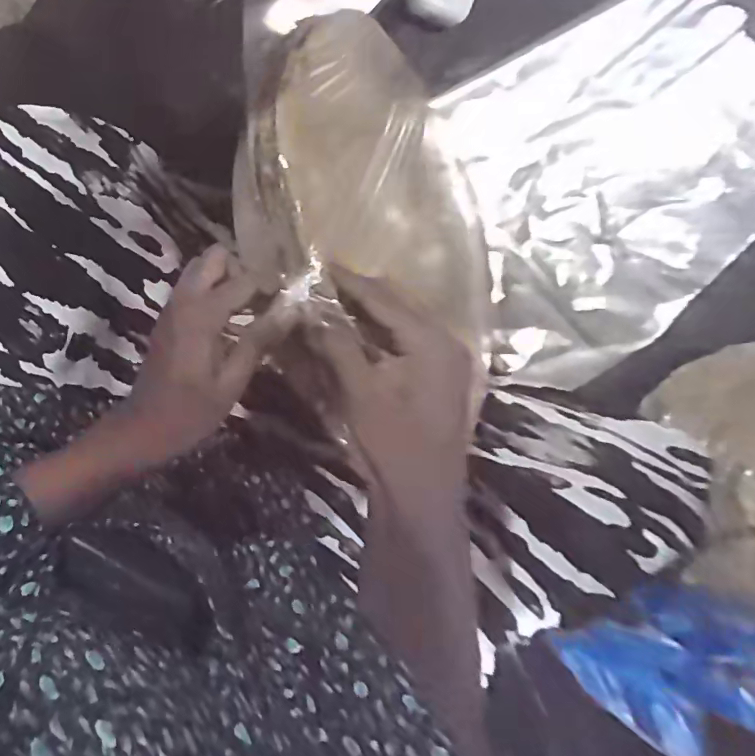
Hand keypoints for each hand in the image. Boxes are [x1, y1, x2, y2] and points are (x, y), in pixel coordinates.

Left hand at [115, 245, 295, 463]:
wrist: (144, 424)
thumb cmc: (190, 411)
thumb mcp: (231, 382)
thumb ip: (258, 341)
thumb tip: (290, 310)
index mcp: (200, 315)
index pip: (243, 280)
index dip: (270, 287)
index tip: (289, 302)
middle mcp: (183, 301)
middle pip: (213, 257)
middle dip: (241, 269)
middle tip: (262, 299)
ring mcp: (171, 306)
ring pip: (199, 268)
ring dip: (226, 277)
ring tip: (251, 308)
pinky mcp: (167, 316)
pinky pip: (191, 286)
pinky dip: (212, 290)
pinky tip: (232, 320)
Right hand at [307, 270, 477, 514]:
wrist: (420, 493)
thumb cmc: (392, 441)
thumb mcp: (359, 389)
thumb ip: (336, 344)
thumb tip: (310, 309)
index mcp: (432, 342)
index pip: (382, 299)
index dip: (347, 280)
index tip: (316, 262)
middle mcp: (444, 342)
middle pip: (394, 305)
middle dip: (355, 292)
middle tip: (318, 279)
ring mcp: (443, 360)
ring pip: (397, 321)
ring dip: (363, 311)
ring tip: (327, 297)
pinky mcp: (433, 377)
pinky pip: (400, 341)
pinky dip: (373, 332)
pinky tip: (348, 328)